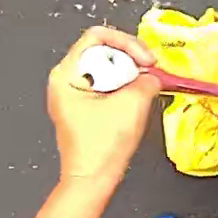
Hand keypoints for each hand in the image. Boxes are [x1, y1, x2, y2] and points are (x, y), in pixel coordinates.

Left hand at [47, 27, 163, 186]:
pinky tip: (134, 102)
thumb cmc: (103, 147)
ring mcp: (73, 94)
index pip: (98, 37)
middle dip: (130, 61)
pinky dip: (124, 88)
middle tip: (149, 74)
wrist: (93, 180)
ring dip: (130, 76)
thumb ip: (148, 79)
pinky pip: (107, 85)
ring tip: (143, 90)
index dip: (128, 43)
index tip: (147, 61)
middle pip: (103, 51)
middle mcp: (65, 80)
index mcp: (66, 74)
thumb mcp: (133, 104)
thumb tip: (153, 75)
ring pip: (107, 69)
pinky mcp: (84, 107)